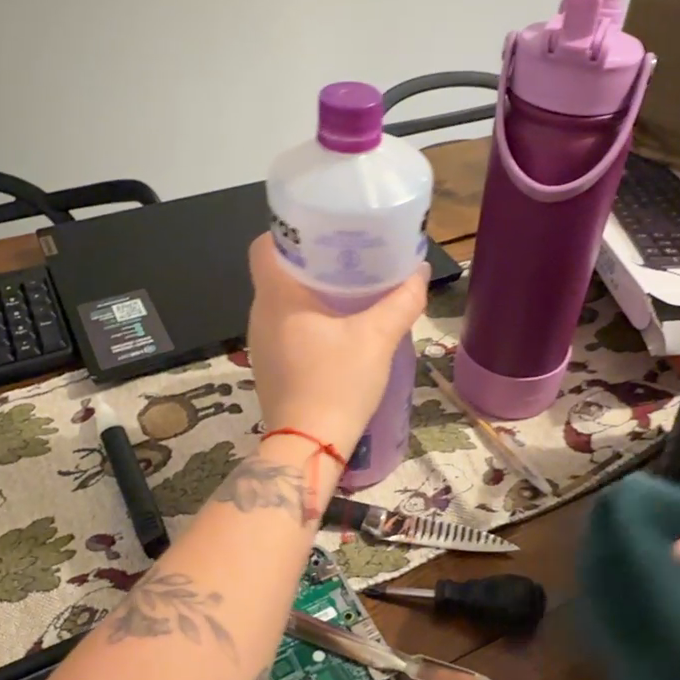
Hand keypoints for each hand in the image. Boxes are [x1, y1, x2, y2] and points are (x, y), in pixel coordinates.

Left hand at [245, 232, 429, 456]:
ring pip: (281, 303)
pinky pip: (284, 330)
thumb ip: (400, 302)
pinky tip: (337, 331)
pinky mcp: (268, 367)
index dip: (289, 234)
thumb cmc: (337, 384)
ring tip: (347, 292)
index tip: (322, 234)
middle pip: (277, 273)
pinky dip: (306, 322)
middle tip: (347, 259)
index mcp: (277, 296)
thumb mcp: (377, 339)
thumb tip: (419, 272)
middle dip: (310, 263)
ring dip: (309, 295)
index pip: (265, 246)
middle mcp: (259, 314)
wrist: (310, 445)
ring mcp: (260, 344)